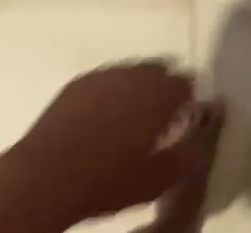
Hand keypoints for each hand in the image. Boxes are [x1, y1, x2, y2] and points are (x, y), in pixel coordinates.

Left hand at [0, 62, 223, 228]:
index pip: (186, 81)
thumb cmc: (109, 180)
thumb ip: (188, 158)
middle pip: (159, 70)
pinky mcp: (78, 82)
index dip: (189, 100)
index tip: (185, 119)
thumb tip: (202, 146)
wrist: (48, 176)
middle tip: (160, 119)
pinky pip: (106, 81)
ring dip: (137, 89)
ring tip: (131, 119)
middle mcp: (133, 73)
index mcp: (158, 92)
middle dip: (163, 90)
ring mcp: (103, 74)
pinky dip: (111, 93)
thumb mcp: (158, 180)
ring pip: (131, 73)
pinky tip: (103, 118)